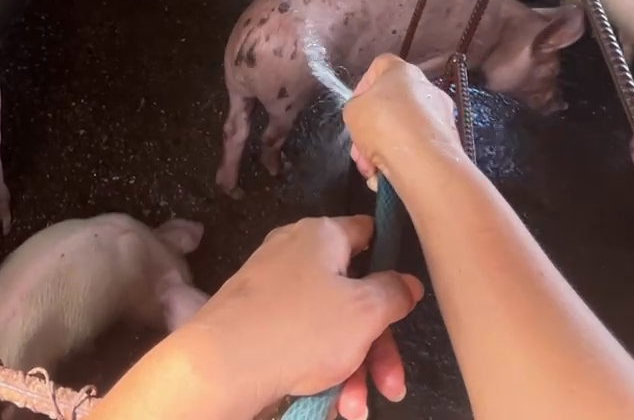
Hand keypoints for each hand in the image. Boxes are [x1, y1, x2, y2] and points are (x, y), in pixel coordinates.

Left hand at [176, 216, 422, 418]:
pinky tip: (333, 402)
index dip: (389, 258)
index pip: (365, 232)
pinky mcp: (260, 311)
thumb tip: (407, 279)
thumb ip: (392, 293)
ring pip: (330, 321)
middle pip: (353, 291)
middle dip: (377, 343)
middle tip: (391, 385)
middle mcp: (297, 250)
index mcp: (322, 235)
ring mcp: (275, 281)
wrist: (226, 358)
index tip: (407, 291)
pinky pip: (302, 334)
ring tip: (356, 408)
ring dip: (352, 367)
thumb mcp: (365, 311)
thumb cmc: (304, 325)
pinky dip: (321, 365)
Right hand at [344, 54, 469, 186]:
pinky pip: (418, 147)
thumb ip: (357, 108)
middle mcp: (427, 89)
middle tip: (360, 148)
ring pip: (403, 129)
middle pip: (391, 104)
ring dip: (384, 147)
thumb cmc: (382, 124)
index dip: (363, 87)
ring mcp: (441, 117)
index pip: (380, 67)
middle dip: (372, 127)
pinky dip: (403, 159)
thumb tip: (367, 117)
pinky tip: (388, 175)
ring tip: (371, 168)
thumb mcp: (351, 111)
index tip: (357, 108)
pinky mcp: (449, 143)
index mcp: (403, 71)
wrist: (422, 161)